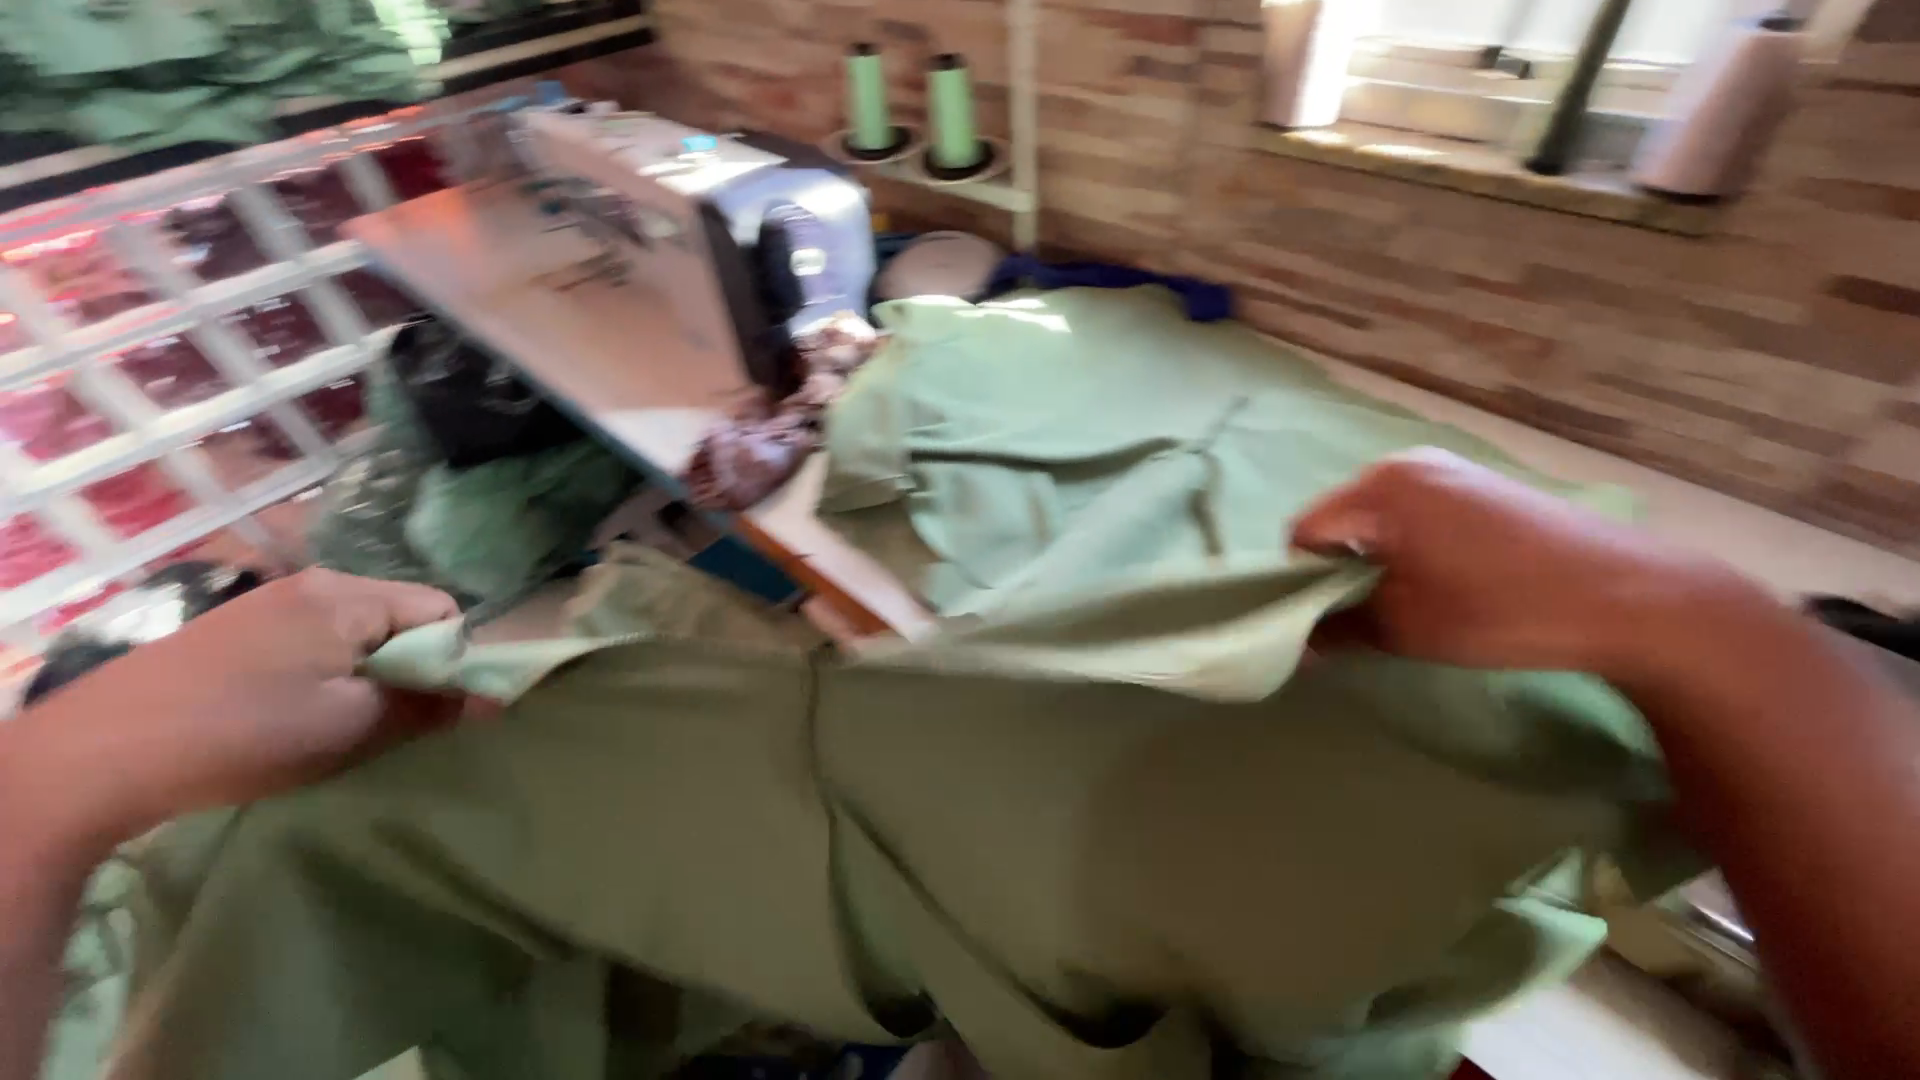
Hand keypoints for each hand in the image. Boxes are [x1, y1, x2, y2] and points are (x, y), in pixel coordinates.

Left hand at [8, 569, 461, 855]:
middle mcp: (312, 583)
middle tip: (379, 718)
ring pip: (358, 629)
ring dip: (366, 670)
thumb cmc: (242, 735)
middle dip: (407, 665)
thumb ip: (432, 706)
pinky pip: (315, 637)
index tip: (426, 706)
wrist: (86, 761)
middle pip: (400, 616)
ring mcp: (267, 601)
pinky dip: (325, 670)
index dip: (451, 658)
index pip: (442, 611)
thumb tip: (498, 698)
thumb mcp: (352, 727)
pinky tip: (289, 709)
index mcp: (347, 596)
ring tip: (334, 719)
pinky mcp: (234, 627)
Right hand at [1290, 447, 1766, 680]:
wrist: (1634, 599)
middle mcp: (1404, 464)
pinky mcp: (1475, 481)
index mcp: (1379, 489)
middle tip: (1359, 613)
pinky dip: (1404, 544)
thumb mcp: (1406, 629)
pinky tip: (1439, 578)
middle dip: (1336, 568)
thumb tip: (1297, 645)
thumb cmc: (1503, 611)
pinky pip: (1409, 510)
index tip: (1320, 620)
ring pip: (1373, 516)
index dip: (1301, 581)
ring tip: (1402, 598)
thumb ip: (1337, 630)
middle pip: (1337, 519)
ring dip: (1372, 557)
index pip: (1304, 533)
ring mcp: (1445, 467)